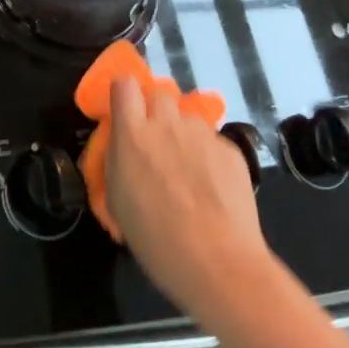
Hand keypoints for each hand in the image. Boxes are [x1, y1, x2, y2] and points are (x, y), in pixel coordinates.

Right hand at [105, 77, 264, 324]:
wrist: (217, 262)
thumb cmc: (154, 238)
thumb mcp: (116, 200)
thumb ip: (118, 162)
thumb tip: (124, 149)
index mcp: (132, 135)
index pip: (124, 85)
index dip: (123, 95)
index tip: (123, 113)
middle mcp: (168, 125)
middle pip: (160, 94)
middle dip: (154, 110)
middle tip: (154, 142)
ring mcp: (203, 136)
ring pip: (188, 119)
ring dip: (182, 134)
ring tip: (185, 169)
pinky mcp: (231, 151)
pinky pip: (212, 142)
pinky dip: (207, 156)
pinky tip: (210, 187)